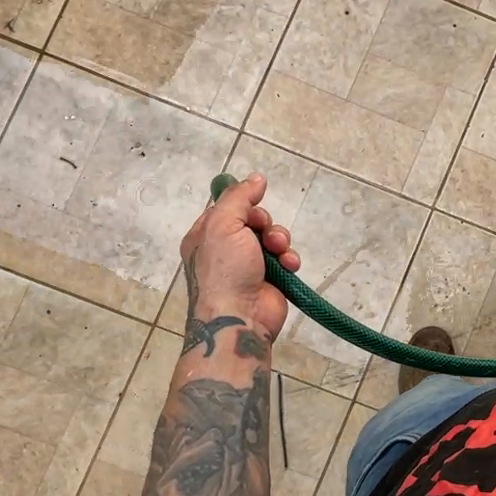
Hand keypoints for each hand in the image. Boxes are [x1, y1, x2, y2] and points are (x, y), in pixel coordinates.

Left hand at [179, 173, 300, 344]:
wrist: (239, 317)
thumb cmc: (224, 269)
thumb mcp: (223, 225)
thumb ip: (239, 198)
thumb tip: (257, 178)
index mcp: (205, 236)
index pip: (226, 208)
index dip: (243, 204)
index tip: (253, 207)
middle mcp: (226, 249)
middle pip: (254, 221)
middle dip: (265, 224)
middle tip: (264, 234)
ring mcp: (249, 266)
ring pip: (272, 238)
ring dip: (280, 241)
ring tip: (279, 253)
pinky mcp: (270, 280)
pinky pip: (285, 259)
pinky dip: (290, 259)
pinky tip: (289, 266)